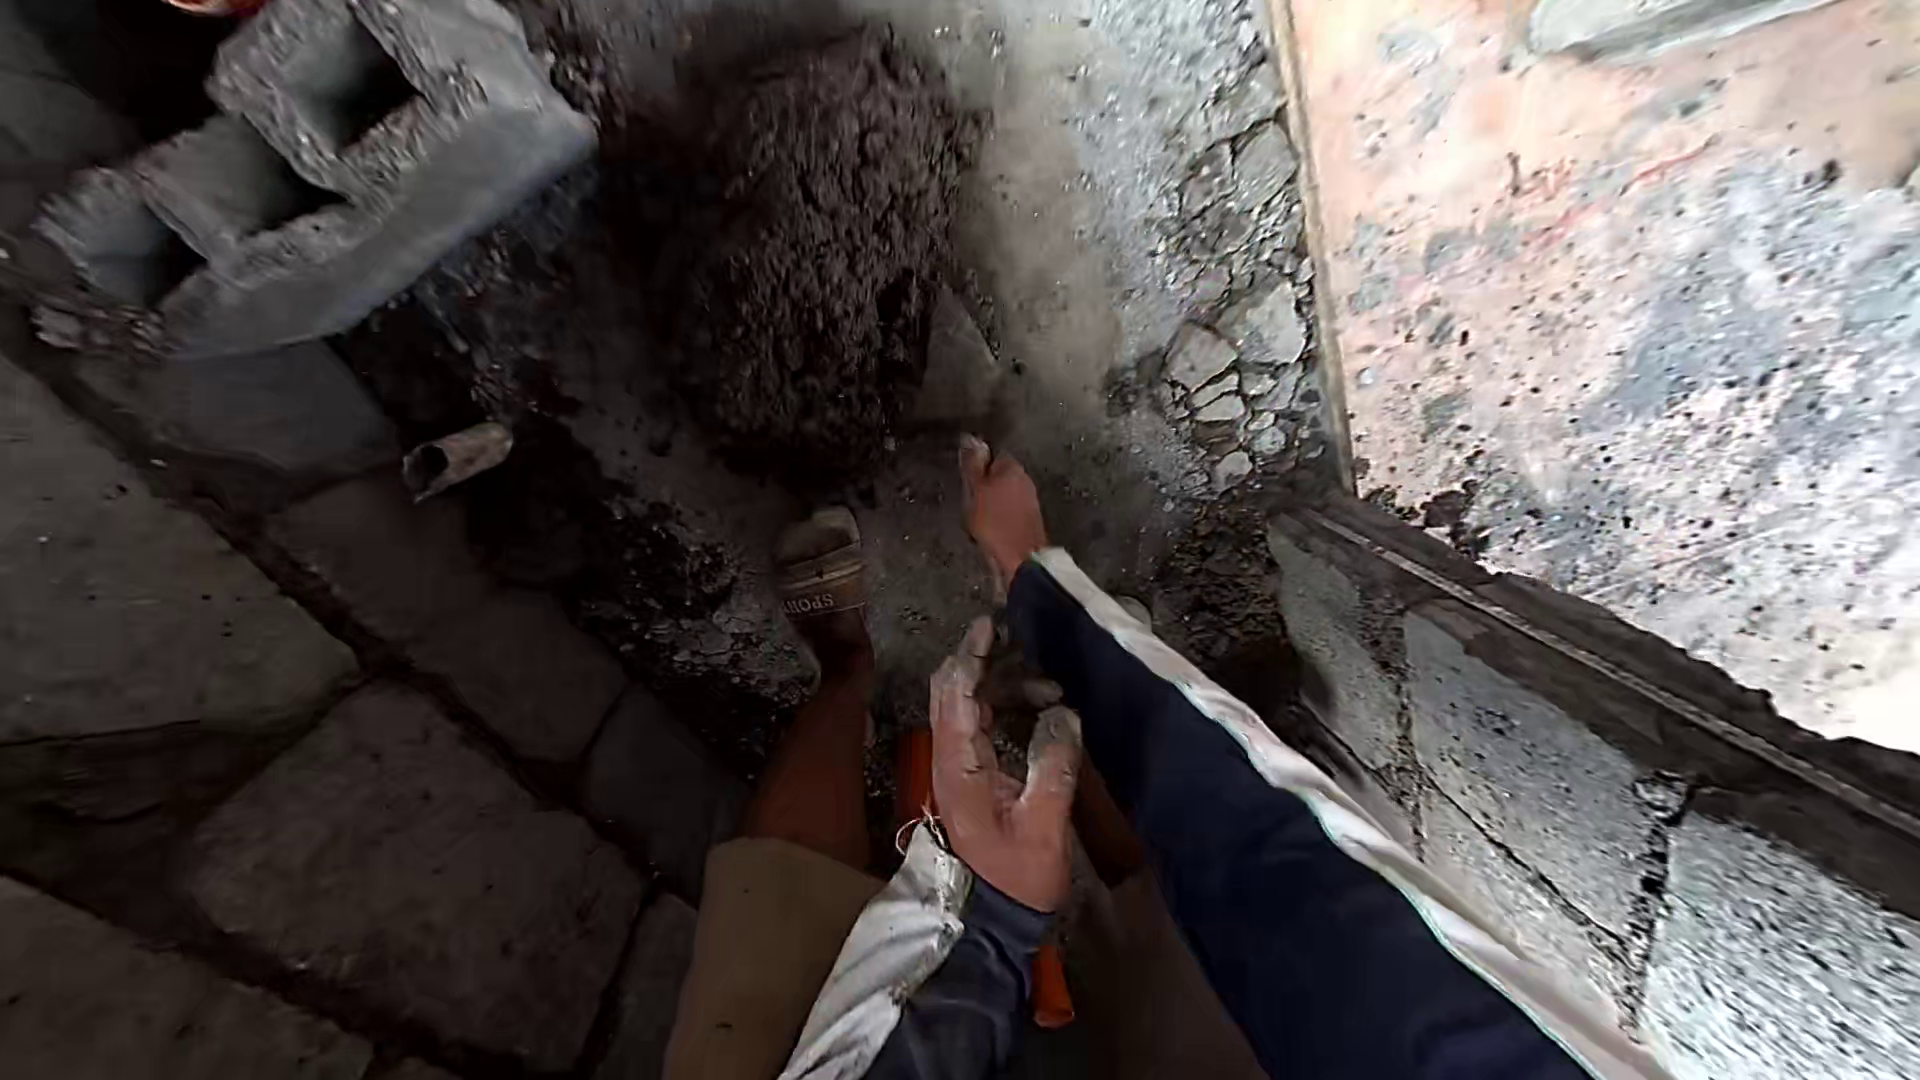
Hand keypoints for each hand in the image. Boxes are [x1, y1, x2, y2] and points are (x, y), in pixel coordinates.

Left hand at [929, 617, 1081, 911]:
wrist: (990, 918)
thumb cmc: (1016, 878)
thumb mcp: (1043, 826)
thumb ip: (1054, 766)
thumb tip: (1064, 713)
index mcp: (958, 765)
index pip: (956, 696)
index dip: (971, 657)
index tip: (990, 626)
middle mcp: (949, 756)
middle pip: (951, 689)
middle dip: (981, 658)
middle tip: (1016, 639)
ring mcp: (956, 762)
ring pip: (967, 701)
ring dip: (1002, 684)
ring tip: (1049, 687)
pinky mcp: (969, 770)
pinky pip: (979, 720)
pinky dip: (1004, 703)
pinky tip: (1037, 704)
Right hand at [960, 435, 1048, 599]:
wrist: (1020, 557)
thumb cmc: (994, 522)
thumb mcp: (975, 490)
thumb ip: (973, 465)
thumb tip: (970, 440)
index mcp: (1012, 468)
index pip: (993, 455)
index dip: (978, 468)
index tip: (967, 482)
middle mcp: (1025, 480)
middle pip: (998, 477)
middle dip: (984, 488)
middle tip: (971, 503)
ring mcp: (1029, 501)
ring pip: (1002, 497)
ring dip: (990, 506)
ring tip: (978, 522)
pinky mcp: (1029, 520)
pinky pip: (1008, 514)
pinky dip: (998, 520)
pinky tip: (990, 532)